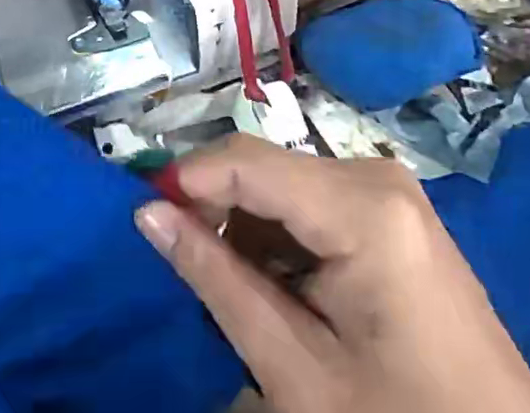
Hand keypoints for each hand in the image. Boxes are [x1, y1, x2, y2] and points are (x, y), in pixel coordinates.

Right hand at [134, 136, 529, 412]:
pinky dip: (273, 232)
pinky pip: (302, 195)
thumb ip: (215, 278)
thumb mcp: (295, 367)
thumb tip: (146, 212)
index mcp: (364, 209)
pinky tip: (281, 284)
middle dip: (214, 209)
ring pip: (274, 180)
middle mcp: (374, 175)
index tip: (147, 219)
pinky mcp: (384, 201)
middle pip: (259, 167)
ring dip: (242, 226)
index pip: (244, 162)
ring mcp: (383, 184)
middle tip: (195, 270)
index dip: (185, 181)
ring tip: (244, 290)